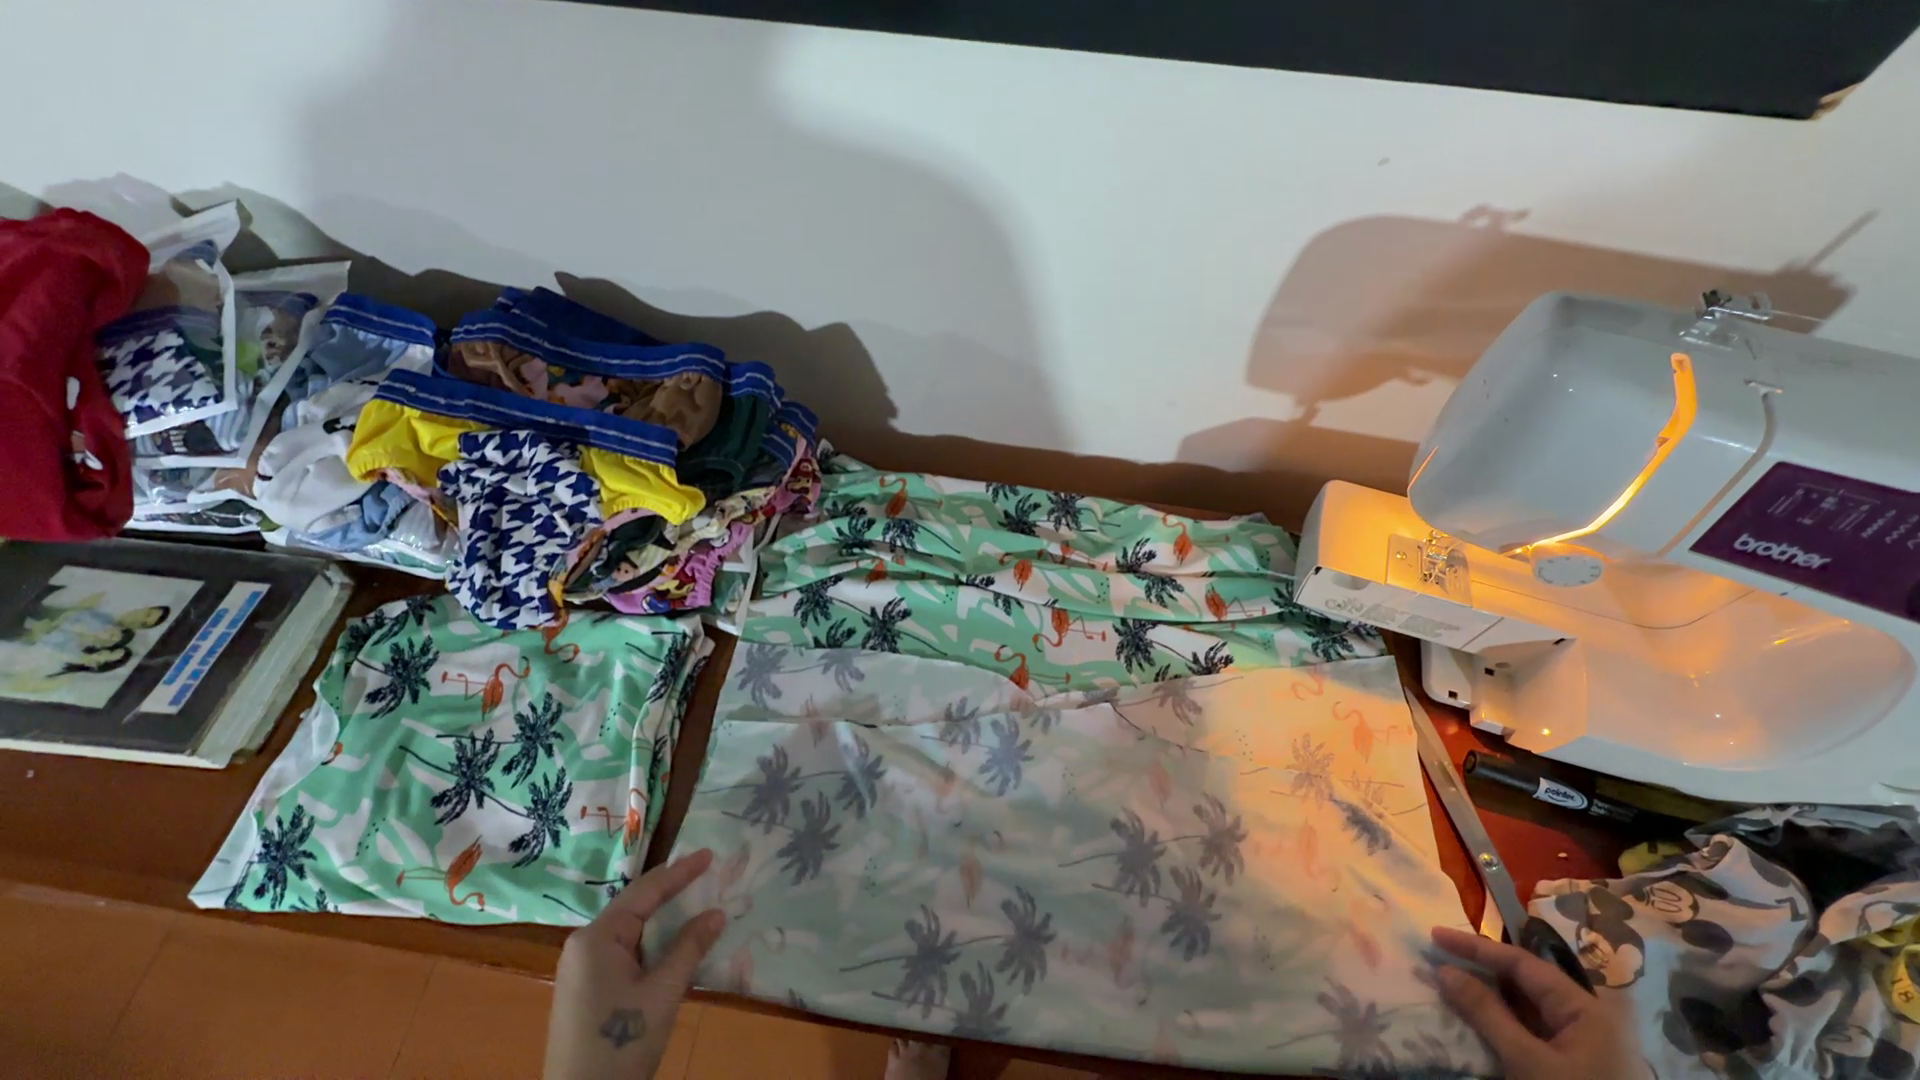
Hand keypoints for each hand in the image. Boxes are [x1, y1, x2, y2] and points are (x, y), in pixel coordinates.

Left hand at [544, 850, 727, 1079]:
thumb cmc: (621, 1045)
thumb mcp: (663, 992)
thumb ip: (689, 947)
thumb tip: (717, 913)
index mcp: (596, 938)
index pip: (645, 891)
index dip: (680, 872)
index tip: (710, 854)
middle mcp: (584, 946)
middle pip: (636, 908)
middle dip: (673, 893)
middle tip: (709, 877)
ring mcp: (583, 971)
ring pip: (632, 933)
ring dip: (666, 923)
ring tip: (700, 906)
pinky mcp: (588, 993)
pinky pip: (626, 955)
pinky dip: (654, 947)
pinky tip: (677, 947)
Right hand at [1431, 926, 1648, 1079]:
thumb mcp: (1526, 1062)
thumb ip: (1485, 1012)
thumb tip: (1444, 970)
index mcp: (1586, 1009)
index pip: (1522, 963)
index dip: (1476, 947)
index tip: (1435, 935)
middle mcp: (1586, 1018)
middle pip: (1525, 981)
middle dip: (1480, 968)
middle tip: (1437, 957)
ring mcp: (1581, 1044)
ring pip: (1525, 1005)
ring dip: (1486, 995)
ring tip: (1448, 983)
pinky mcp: (1571, 1065)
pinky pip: (1530, 1030)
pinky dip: (1499, 1020)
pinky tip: (1474, 1018)